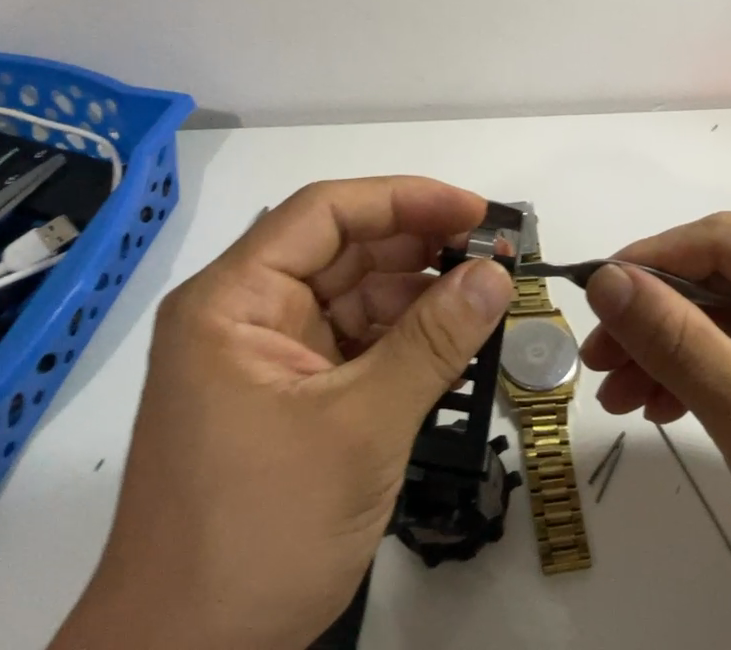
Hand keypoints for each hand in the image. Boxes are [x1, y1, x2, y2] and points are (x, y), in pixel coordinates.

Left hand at [51, 178, 514, 649]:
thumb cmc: (261, 530)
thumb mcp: (360, 427)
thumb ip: (432, 342)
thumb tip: (496, 273)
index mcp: (232, 301)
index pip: (324, 213)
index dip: (405, 199)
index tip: (477, 213)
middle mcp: (244, 316)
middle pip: (341, 253)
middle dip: (419, 248)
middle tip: (497, 258)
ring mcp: (264, 360)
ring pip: (352, 301)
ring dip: (417, 298)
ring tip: (488, 301)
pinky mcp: (286, 401)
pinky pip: (352, 348)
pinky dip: (402, 344)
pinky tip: (454, 346)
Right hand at [582, 213, 730, 648]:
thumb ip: (674, 338)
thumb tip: (606, 279)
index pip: (727, 239)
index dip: (653, 261)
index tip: (593, 294)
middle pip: (723, 278)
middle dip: (655, 321)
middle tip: (598, 361)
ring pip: (727, 315)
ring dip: (670, 352)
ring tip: (618, 396)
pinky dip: (703, 372)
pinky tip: (662, 404)